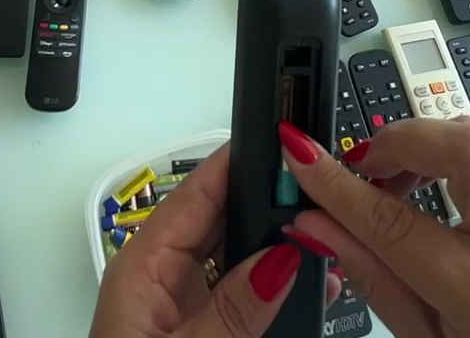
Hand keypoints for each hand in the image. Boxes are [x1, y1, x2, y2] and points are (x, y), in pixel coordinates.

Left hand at [90, 144, 334, 336]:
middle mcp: (164, 272)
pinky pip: (244, 289)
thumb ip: (231, 313)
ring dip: (278, 245)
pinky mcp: (204, 326)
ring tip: (325, 236)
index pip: (199, 191)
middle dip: (270, 203)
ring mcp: (185, 301)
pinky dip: (274, 284)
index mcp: (144, 263)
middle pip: (224, 217)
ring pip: (239, 253)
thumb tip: (280, 258)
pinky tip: (310, 286)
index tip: (286, 148)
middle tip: (322, 195)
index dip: (242, 163)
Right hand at [277, 119, 469, 337]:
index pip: (397, 224)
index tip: (298, 152)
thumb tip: (312, 219)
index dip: (336, 183)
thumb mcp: (421, 336)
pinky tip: (431, 185)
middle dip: (396, 140)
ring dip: (422, 146)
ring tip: (393, 182)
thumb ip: (365, 271)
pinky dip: (451, 156)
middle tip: (362, 165)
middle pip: (459, 146)